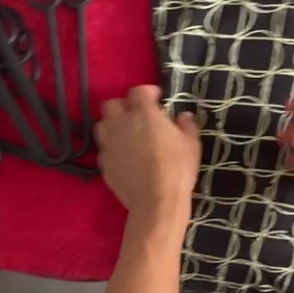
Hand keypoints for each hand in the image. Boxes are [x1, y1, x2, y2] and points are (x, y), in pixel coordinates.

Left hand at [95, 85, 200, 225]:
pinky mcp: (104, 165)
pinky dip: (112, 150)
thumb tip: (184, 116)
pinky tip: (123, 157)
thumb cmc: (177, 168)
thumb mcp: (192, 145)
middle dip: (123, 106)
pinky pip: (104, 150)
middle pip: (111, 104)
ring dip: (112, 126)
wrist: (156, 201)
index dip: (147, 92)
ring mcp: (109, 145)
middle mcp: (121, 124)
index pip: (138, 92)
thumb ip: (187, 126)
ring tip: (124, 134)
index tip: (157, 98)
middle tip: (136, 115)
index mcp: (143, 114)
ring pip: (101, 125)